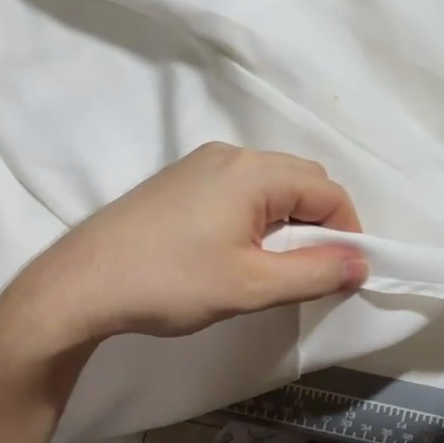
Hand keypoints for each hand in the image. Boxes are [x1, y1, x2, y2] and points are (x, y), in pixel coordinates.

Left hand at [22, 143, 368, 341]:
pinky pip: (238, 189)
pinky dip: (256, 216)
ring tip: (271, 267)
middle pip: (301, 179)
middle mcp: (229, 155)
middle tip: (308, 271)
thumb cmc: (170, 283)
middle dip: (318, 223)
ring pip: (269, 185)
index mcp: (252, 172)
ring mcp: (200, 165)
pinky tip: (235, 252)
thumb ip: (314, 274)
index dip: (347, 232)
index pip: (328, 190)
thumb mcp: (251, 287)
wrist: (82, 284)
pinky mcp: (179, 182)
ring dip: (287, 221)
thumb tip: (362, 263)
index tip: (342, 274)